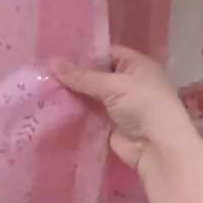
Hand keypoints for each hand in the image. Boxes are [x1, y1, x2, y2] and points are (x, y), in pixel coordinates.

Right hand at [57, 45, 202, 175]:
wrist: (159, 150)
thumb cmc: (144, 106)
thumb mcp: (114, 85)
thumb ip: (82, 76)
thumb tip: (50, 62)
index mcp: (137, 65)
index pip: (107, 52)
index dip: (84, 52)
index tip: (57, 52)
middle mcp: (129, 82)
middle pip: (97, 73)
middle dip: (75, 73)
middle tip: (45, 68)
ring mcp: (119, 104)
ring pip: (91, 94)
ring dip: (73, 92)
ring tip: (43, 83)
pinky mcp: (110, 123)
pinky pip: (89, 111)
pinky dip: (75, 109)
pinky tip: (53, 103)